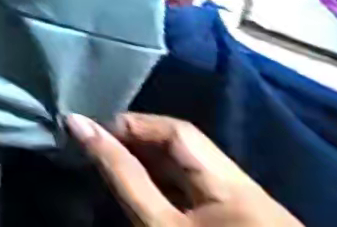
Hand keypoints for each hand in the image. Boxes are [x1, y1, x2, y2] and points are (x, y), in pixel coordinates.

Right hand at [68, 113, 302, 226]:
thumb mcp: (157, 225)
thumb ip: (118, 170)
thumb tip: (75, 120)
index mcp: (240, 188)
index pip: (178, 130)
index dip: (133, 125)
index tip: (96, 136)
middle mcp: (257, 196)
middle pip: (190, 151)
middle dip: (141, 147)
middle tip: (102, 154)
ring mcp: (262, 219)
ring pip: (197, 175)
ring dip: (155, 169)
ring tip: (121, 175)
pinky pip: (208, 199)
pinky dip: (174, 192)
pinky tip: (151, 201)